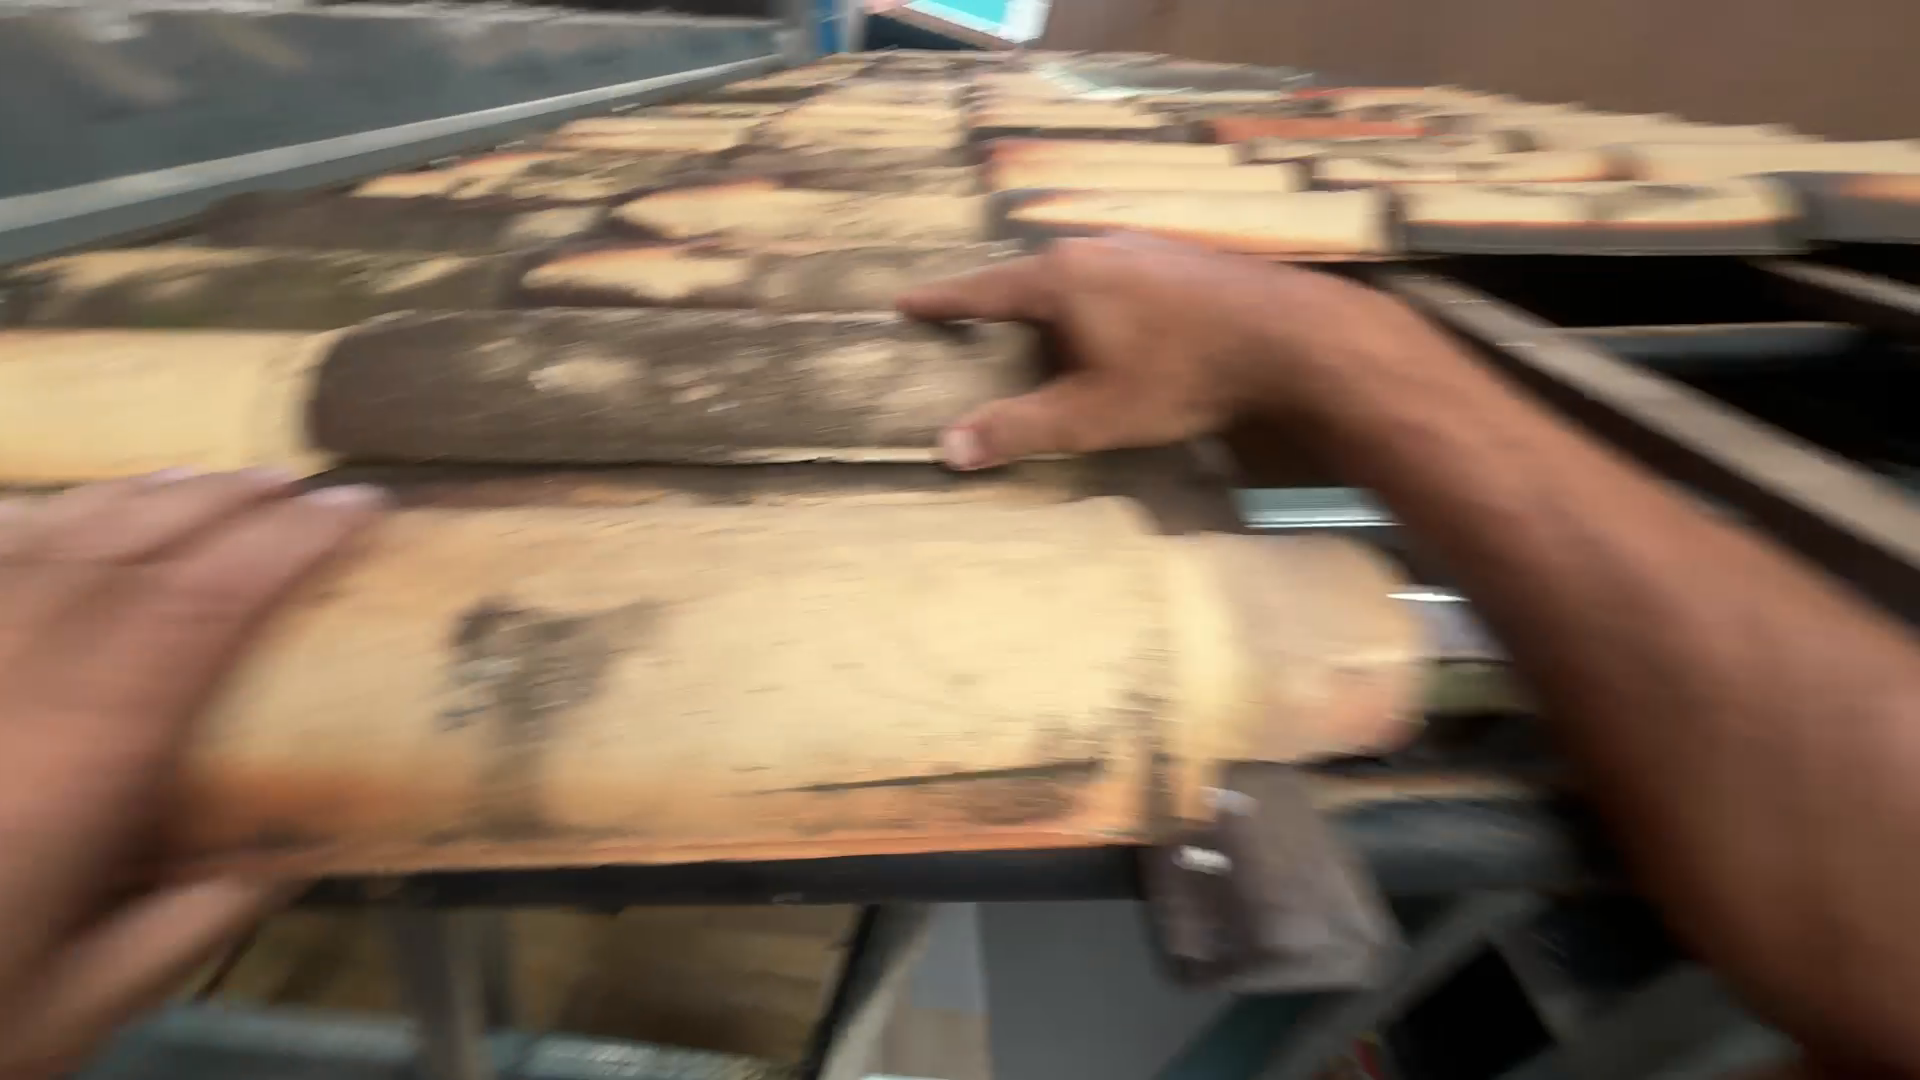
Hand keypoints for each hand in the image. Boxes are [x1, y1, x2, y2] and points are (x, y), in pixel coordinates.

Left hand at [0, 470, 383, 1076]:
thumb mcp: (72, 1006)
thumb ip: (201, 917)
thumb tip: (317, 839)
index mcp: (55, 774)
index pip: (192, 613)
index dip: (282, 546)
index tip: (354, 508)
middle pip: (110, 557)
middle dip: (217, 503)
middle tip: (298, 481)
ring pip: (22, 548)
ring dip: (129, 500)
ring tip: (209, 479)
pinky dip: (16, 527)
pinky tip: (58, 510)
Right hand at [898, 235, 1428, 469]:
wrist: (1287, 339)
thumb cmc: (1176, 376)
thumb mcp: (1088, 415)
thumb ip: (1017, 429)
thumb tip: (946, 449)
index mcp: (1059, 281)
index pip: (981, 290)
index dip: (941, 300)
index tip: (905, 300)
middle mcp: (1093, 249)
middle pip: (1027, 276)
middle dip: (998, 300)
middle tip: (974, 321)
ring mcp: (1140, 247)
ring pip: (1075, 272)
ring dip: (1050, 300)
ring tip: (1041, 326)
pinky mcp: (1178, 258)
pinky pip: (1114, 275)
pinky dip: (1094, 300)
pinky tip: (1112, 321)